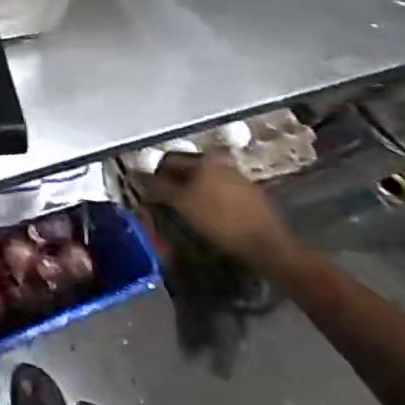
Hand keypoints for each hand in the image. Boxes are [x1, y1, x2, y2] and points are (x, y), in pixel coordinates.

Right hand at [145, 151, 299, 268]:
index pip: (169, 160)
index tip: (150, 192)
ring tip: (184, 213)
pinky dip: (209, 202)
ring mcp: (240, 179)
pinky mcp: (252, 197)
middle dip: (174, 184)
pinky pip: (220, 194)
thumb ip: (158, 187)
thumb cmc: (219, 219)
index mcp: (205, 158)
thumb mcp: (181, 203)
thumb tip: (137, 176)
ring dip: (192, 194)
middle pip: (188, 170)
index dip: (155, 175)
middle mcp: (223, 162)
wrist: (268, 245)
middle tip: (166, 203)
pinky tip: (207, 218)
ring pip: (204, 182)